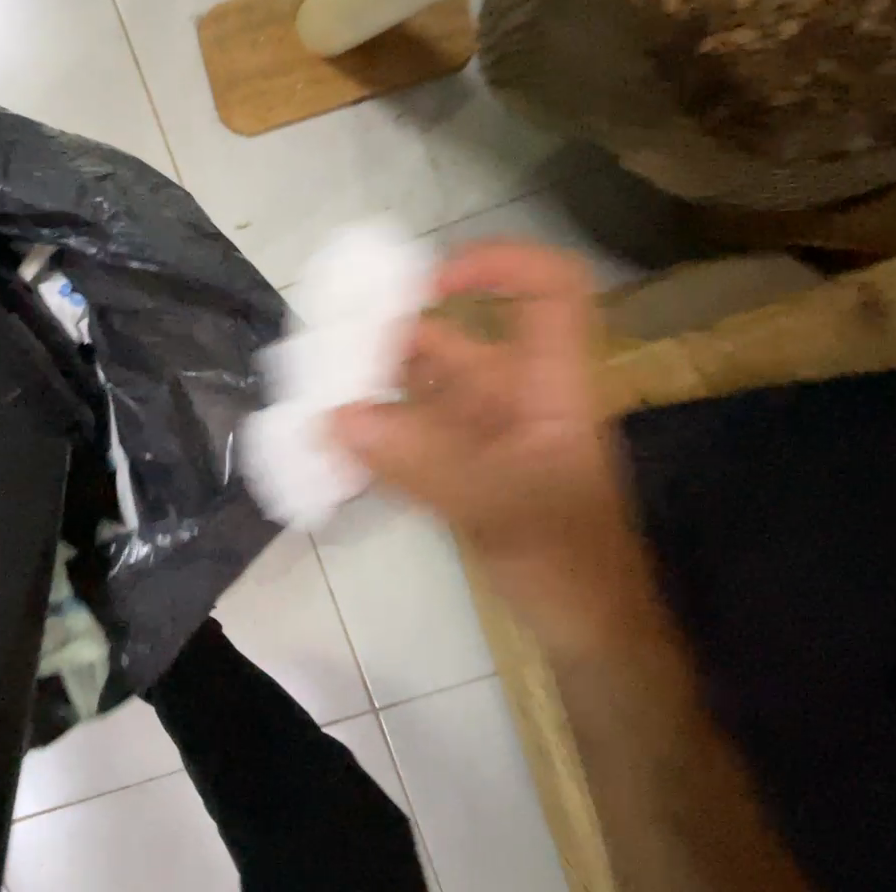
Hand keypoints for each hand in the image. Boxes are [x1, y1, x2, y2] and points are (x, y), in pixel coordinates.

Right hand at [330, 243, 654, 652]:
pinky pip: (402, 432)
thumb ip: (422, 463)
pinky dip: (367, 433)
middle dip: (387, 336)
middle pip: (452, 338)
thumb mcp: (502, 509)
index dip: (495, 267)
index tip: (425, 284)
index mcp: (547, 384)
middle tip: (320, 351)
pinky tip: (328, 445)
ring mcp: (479, 430)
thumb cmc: (570, 563)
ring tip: (309, 396)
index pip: (547, 291)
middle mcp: (510, 393)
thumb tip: (337, 418)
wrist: (586, 629)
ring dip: (366, 388)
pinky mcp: (453, 464)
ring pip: (417, 386)